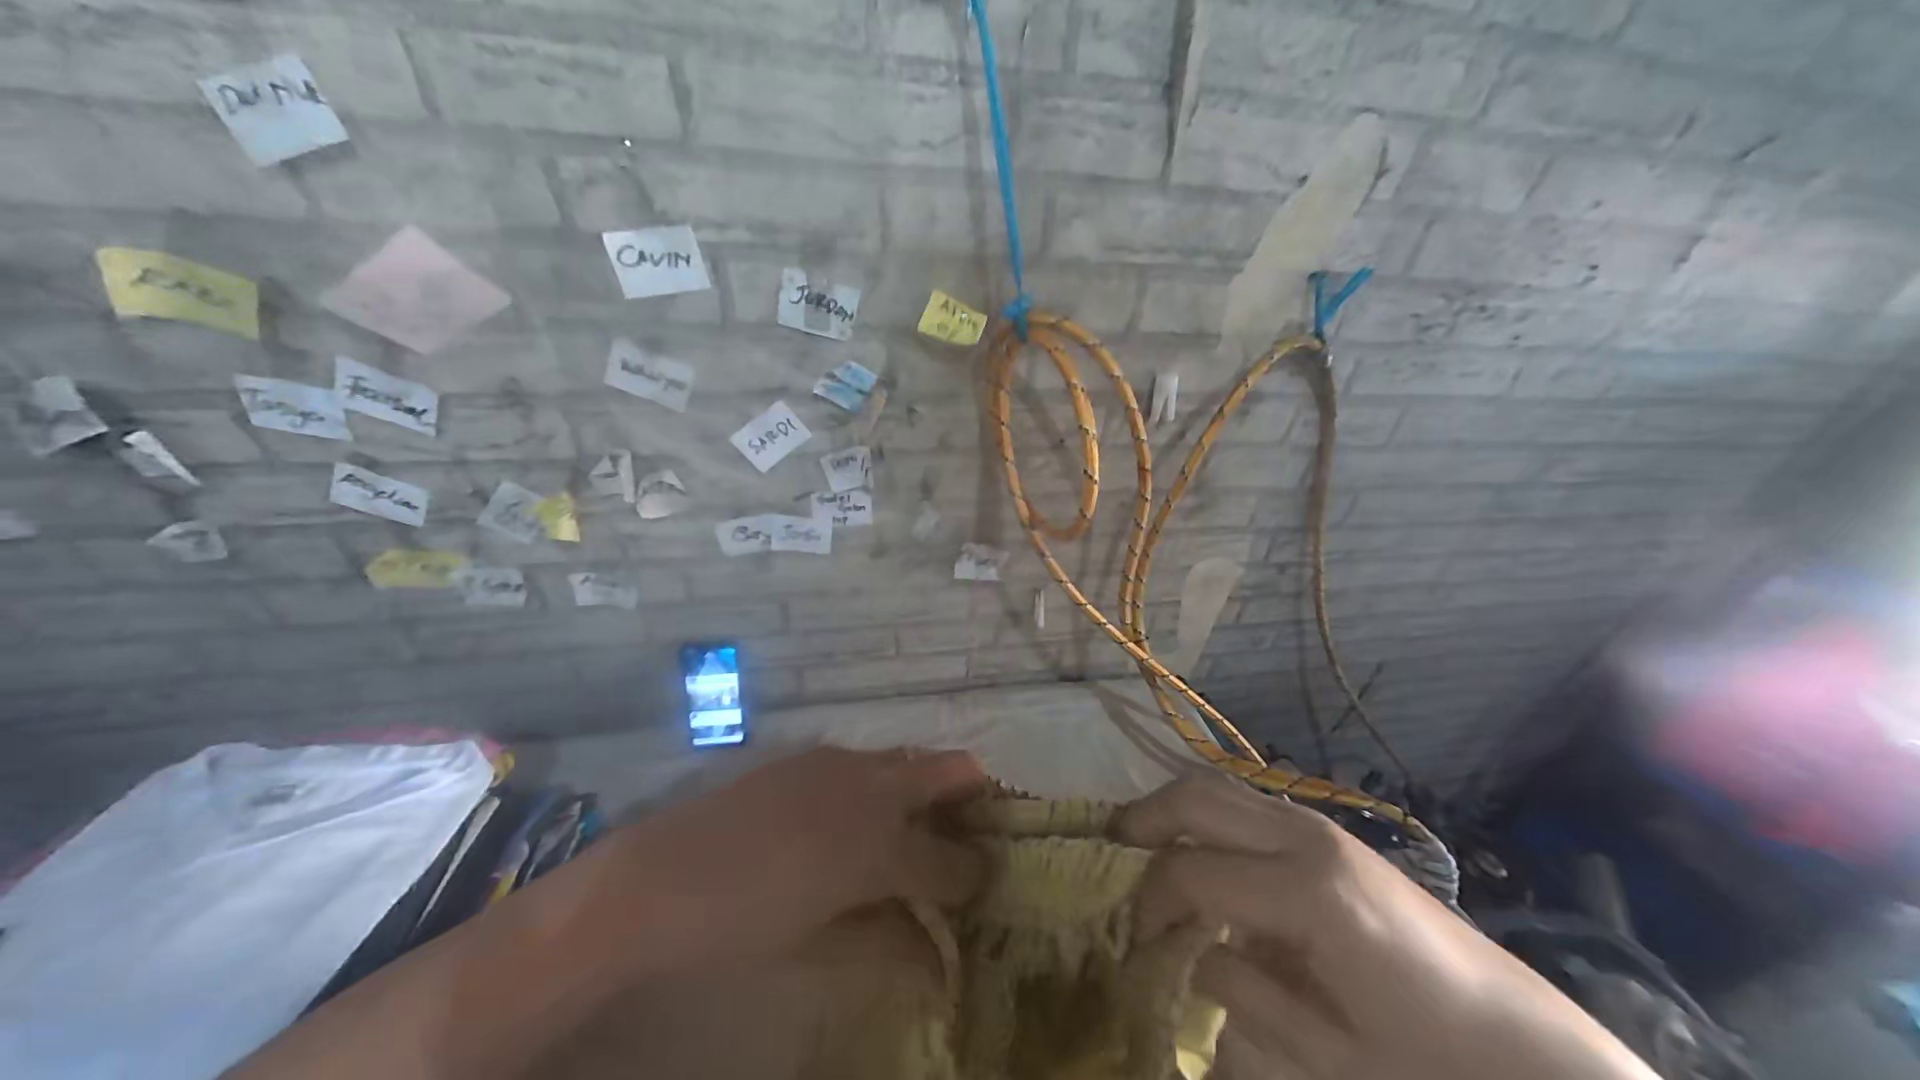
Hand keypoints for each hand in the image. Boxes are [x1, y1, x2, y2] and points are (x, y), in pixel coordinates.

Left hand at [620, 747, 988, 962]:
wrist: (657, 879)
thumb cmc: (742, 925)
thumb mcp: (819, 939)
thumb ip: (880, 927)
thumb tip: (920, 934)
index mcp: (881, 847)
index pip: (951, 861)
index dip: (973, 874)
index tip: (980, 881)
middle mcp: (870, 790)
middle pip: (947, 770)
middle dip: (971, 790)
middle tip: (976, 816)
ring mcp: (836, 764)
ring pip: (902, 758)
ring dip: (921, 781)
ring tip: (914, 814)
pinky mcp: (802, 756)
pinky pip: (859, 760)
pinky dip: (875, 779)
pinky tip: (851, 808)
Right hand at [1116, 775, 1658, 1079]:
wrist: (1532, 1048)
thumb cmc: (1433, 1066)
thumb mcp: (1329, 1054)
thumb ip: (1242, 992)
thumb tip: (1189, 951)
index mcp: (1306, 891)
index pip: (1190, 871)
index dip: (1150, 903)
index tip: (1138, 943)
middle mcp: (1307, 837)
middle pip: (1197, 797)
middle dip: (1144, 823)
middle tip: (1115, 858)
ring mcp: (1321, 828)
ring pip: (1220, 788)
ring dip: (1175, 816)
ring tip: (1149, 855)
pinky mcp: (1332, 836)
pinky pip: (1249, 806)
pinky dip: (1210, 823)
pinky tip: (1209, 866)